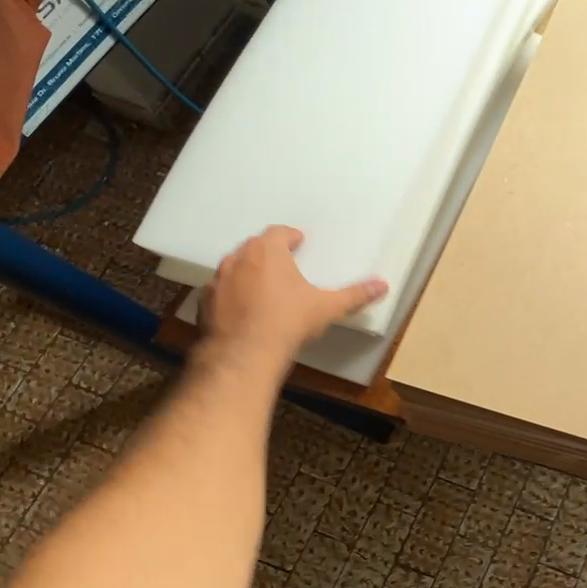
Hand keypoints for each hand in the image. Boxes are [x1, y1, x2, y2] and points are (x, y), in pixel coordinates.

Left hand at [197, 226, 386, 365]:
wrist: (244, 355)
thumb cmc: (289, 321)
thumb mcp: (328, 307)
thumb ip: (355, 294)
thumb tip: (383, 285)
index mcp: (267, 252)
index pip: (277, 232)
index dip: (290, 236)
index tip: (300, 242)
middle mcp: (238, 259)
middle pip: (254, 247)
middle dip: (269, 253)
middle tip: (285, 264)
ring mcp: (216, 281)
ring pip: (234, 268)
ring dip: (248, 272)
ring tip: (264, 287)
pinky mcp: (203, 303)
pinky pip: (220, 292)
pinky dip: (231, 296)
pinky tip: (243, 311)